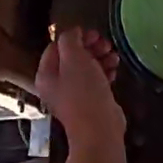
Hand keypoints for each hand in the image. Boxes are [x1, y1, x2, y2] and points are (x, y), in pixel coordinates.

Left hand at [36, 28, 124, 148]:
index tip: (93, 34)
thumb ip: (70, 40)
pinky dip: (105, 71)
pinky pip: (96, 79)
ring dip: (100, 57)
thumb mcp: (74, 59)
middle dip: (90, 47)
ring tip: (114, 56)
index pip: (56, 46)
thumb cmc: (84, 92)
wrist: (99, 130)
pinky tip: (115, 69)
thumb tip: (73, 32)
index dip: (75, 37)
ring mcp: (73, 94)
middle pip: (72, 56)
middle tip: (105, 44)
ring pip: (86, 67)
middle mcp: (57, 84)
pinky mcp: (90, 101)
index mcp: (46, 74)